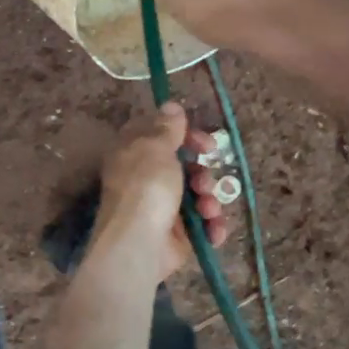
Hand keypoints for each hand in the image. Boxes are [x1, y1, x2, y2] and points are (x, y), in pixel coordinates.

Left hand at [95, 102, 231, 278]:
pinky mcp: (177, 232)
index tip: (206, 143)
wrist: (139, 244)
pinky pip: (202, 223)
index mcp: (134, 152)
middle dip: (202, 172)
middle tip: (205, 180)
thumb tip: (170, 104)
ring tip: (207, 207)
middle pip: (184, 165)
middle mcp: (146, 176)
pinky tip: (213, 229)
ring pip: (197, 194)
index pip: (161, 134)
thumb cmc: (145, 187)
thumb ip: (166, 128)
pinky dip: (211, 225)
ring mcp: (162, 205)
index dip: (185, 135)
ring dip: (209, 199)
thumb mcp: (156, 148)